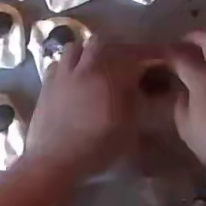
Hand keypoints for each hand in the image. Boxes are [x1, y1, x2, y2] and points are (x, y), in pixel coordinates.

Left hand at [19, 38, 153, 181]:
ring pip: (77, 46)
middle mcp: (86, 68)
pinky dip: (69, 64)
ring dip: (90, 51)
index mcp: (110, 77)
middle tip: (127, 62)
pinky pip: (58, 62)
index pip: (134, 55)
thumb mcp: (128, 129)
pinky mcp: (46, 83)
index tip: (158, 56)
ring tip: (97, 64)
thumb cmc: (96, 149)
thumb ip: (136, 102)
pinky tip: (74, 77)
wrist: (54, 161)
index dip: (149, 53)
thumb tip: (141, 86)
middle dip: (119, 49)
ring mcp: (63, 74)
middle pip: (105, 44)